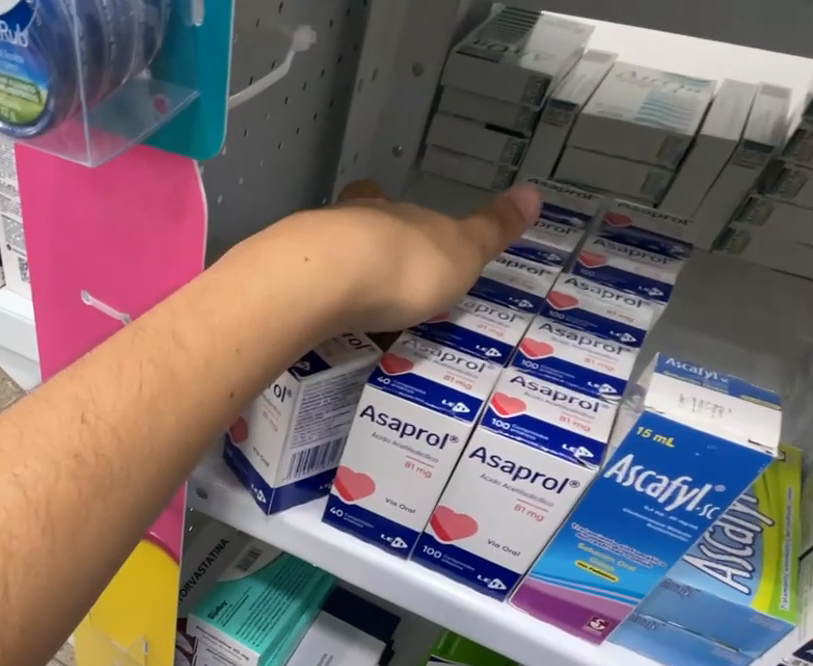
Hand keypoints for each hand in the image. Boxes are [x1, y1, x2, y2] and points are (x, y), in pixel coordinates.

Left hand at [227, 179, 540, 335]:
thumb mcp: (464, 251)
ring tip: (331, 310)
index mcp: (388, 213)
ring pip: (313, 259)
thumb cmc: (406, 267)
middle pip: (341, 227)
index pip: (380, 197)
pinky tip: (303, 326)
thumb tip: (534, 192)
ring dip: (322, 277)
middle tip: (357, 274)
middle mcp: (342, 224)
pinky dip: (299, 307)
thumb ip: (492, 229)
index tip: (378, 204)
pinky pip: (291, 294)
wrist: (329, 281)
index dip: (380, 201)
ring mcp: (303, 253)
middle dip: (349, 246)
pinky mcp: (277, 286)